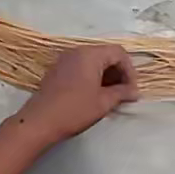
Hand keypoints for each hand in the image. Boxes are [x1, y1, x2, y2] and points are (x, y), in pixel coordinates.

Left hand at [5, 45, 138, 147]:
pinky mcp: (56, 70)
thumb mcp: (103, 102)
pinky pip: (80, 67)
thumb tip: (134, 92)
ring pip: (92, 61)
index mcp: (89, 54)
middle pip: (105, 54)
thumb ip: (122, 92)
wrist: (40, 121)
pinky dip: (91, 77)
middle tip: (124, 93)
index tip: (132, 90)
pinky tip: (95, 95)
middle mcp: (76, 52)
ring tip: (111, 96)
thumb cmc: (75, 110)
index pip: (118, 53)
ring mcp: (64, 60)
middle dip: (118, 72)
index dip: (130, 70)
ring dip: (105, 75)